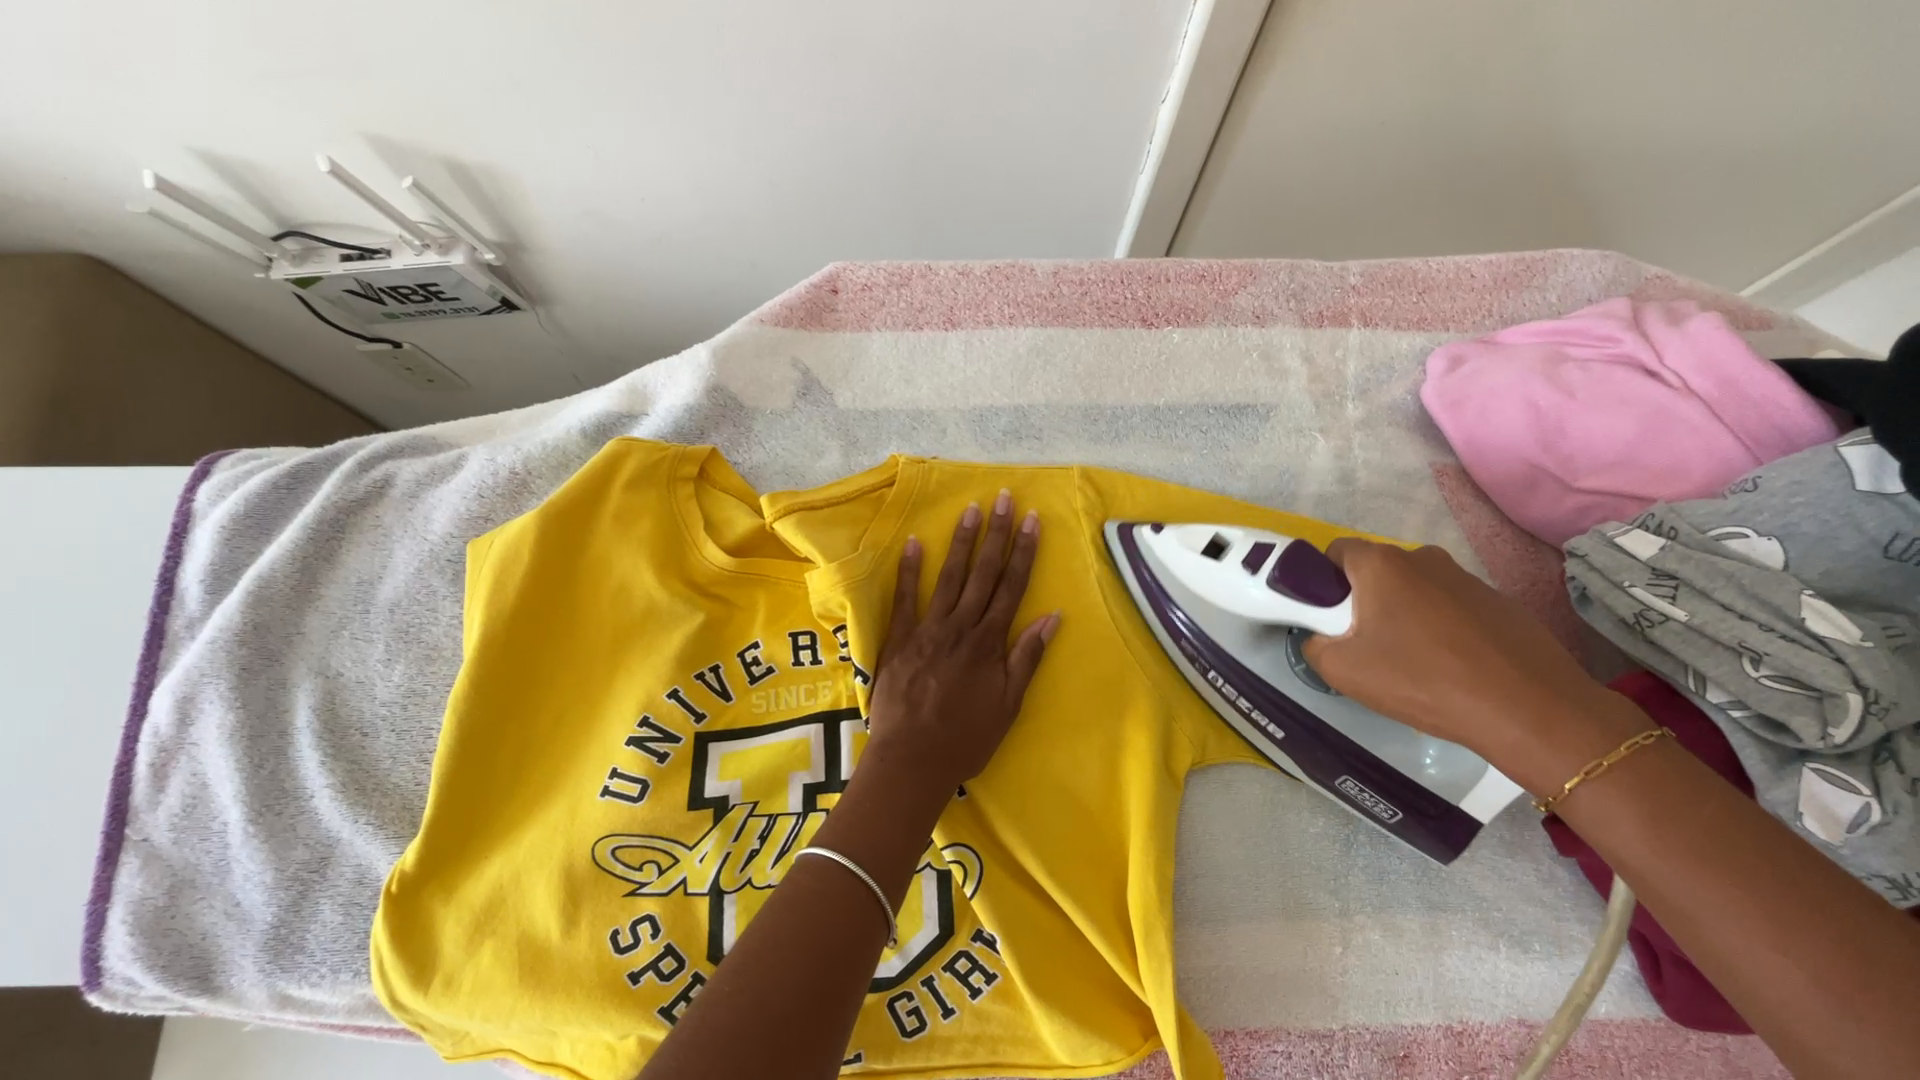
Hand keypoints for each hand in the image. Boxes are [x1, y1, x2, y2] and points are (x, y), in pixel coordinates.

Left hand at [864, 490, 1060, 790]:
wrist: (912, 760)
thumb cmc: (966, 739)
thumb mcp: (1008, 705)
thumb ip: (1027, 658)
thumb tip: (1053, 617)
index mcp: (990, 642)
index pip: (1012, 587)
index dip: (1023, 552)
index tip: (1032, 520)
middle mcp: (961, 627)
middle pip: (983, 573)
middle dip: (997, 534)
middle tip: (1005, 499)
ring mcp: (928, 630)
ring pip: (950, 577)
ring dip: (962, 542)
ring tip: (971, 509)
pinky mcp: (898, 639)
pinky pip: (905, 598)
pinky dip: (910, 570)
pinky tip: (915, 543)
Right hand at [1300, 539, 1643, 786]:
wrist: (1527, 707)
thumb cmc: (1422, 680)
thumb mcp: (1343, 670)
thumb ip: (1314, 645)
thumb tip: (1320, 636)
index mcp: (1381, 564)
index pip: (1334, 552)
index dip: (1320, 582)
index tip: (1323, 619)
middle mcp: (1422, 558)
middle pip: (1375, 572)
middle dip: (1362, 601)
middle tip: (1363, 647)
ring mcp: (1465, 577)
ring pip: (1415, 591)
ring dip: (1403, 615)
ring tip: (1410, 662)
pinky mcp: (1498, 601)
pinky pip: (1450, 608)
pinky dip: (1440, 629)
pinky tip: (1449, 667)